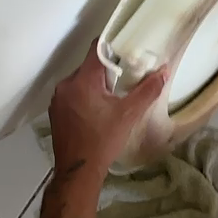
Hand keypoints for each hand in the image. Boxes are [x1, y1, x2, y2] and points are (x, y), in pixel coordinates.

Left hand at [48, 45, 166, 172]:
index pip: (97, 49)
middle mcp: (66, 85)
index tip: (126, 51)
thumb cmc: (103, 141)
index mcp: (83, 81)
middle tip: (123, 82)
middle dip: (106, 71)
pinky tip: (95, 112)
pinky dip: (84, 98)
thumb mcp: (129, 114)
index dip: (113, 46)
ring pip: (80, 81)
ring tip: (110, 101)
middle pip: (88, 67)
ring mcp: (57, 99)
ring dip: (94, 86)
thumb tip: (163, 71)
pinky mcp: (55, 112)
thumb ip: (147, 90)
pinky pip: (72, 95)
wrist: (79, 170)